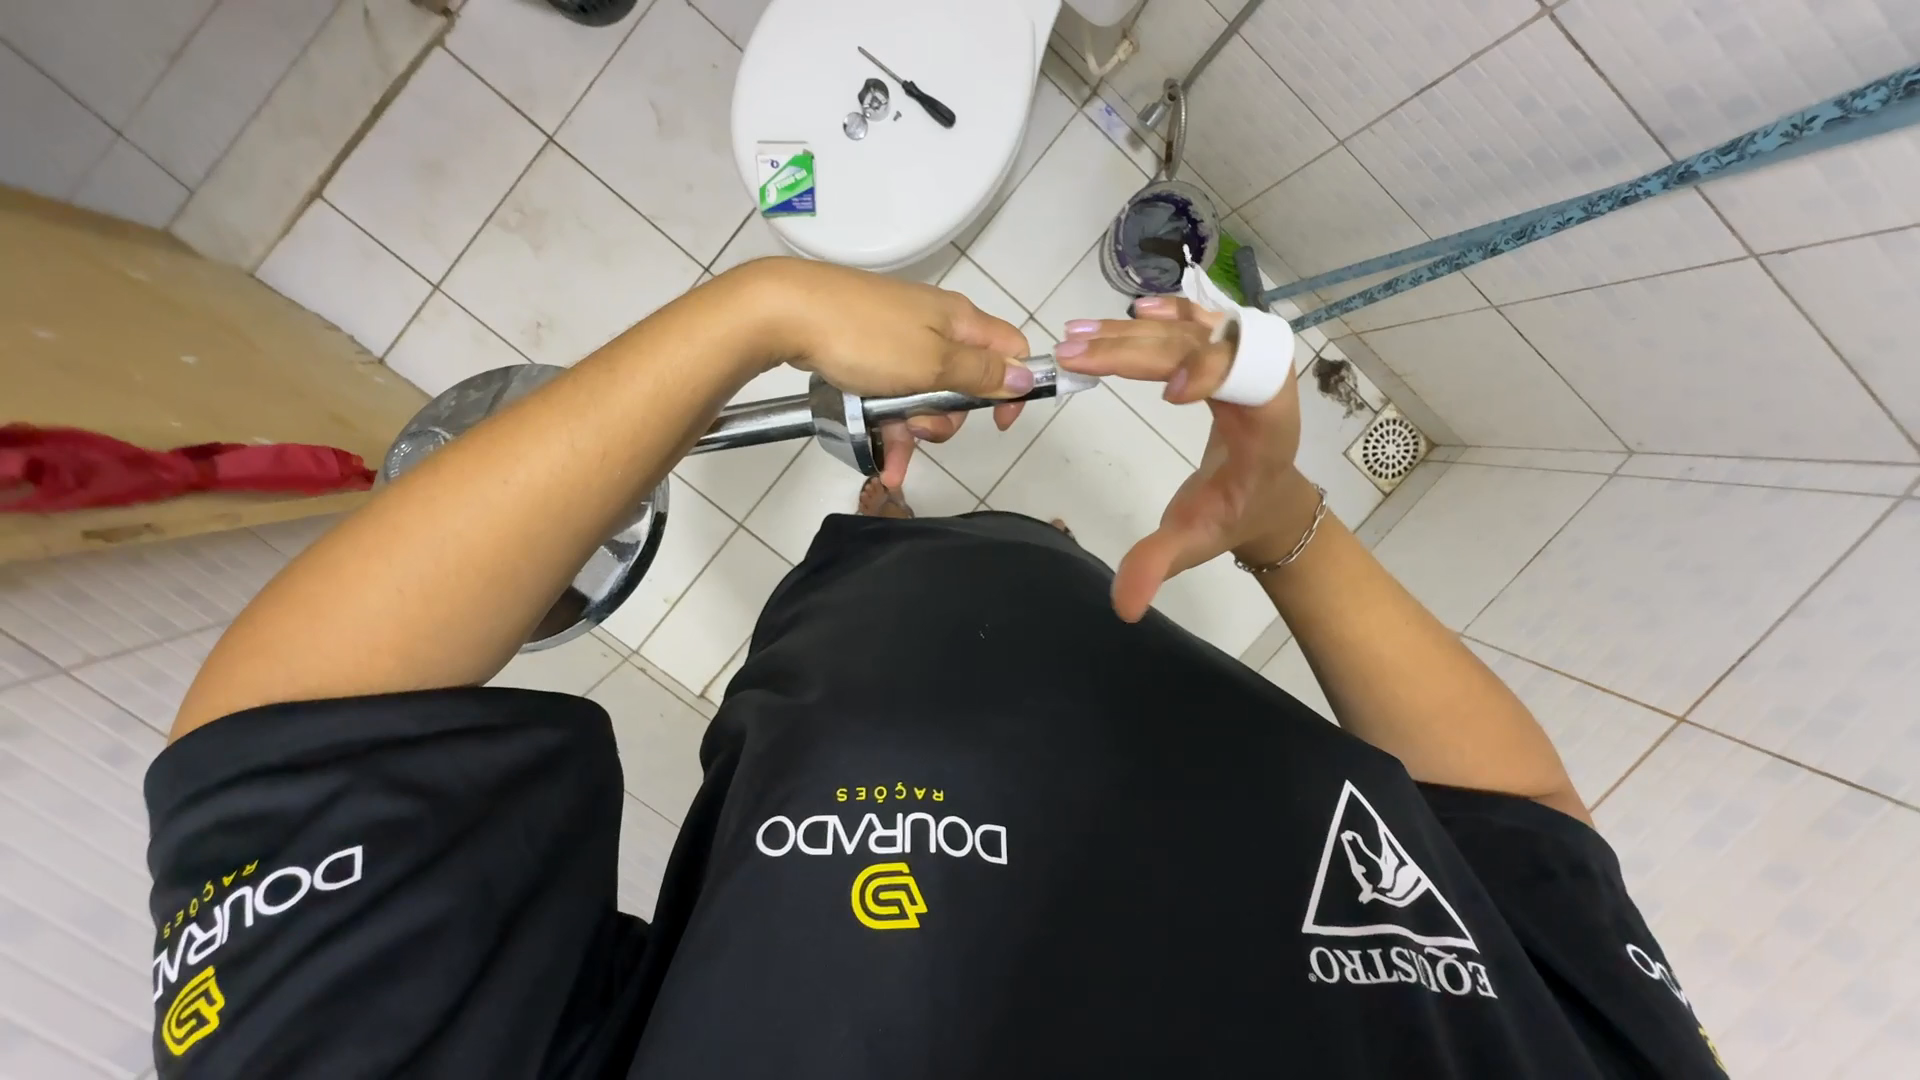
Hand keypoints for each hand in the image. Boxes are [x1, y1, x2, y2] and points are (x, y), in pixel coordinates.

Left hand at [729, 257, 1031, 485]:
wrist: (787, 314)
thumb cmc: (867, 338)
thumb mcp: (933, 363)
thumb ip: (980, 374)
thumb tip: (1027, 375)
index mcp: (959, 322)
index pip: (1009, 351)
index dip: (1013, 387)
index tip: (998, 422)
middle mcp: (935, 329)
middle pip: (965, 384)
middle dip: (948, 417)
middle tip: (922, 425)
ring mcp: (900, 344)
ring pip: (926, 399)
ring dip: (914, 432)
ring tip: (891, 449)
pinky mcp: (870, 358)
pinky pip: (892, 400)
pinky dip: (889, 431)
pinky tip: (883, 464)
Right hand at [1054, 295, 1313, 621]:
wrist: (1266, 491)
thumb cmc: (1233, 516)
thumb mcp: (1196, 542)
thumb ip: (1160, 567)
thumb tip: (1123, 608)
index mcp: (1266, 422)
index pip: (1247, 378)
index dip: (1212, 374)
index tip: (1167, 394)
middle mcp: (1260, 380)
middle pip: (1202, 344)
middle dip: (1136, 348)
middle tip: (1075, 351)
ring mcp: (1244, 360)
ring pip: (1192, 327)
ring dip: (1133, 330)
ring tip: (1077, 335)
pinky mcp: (1226, 353)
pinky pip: (1198, 321)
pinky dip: (1163, 314)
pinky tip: (1133, 310)